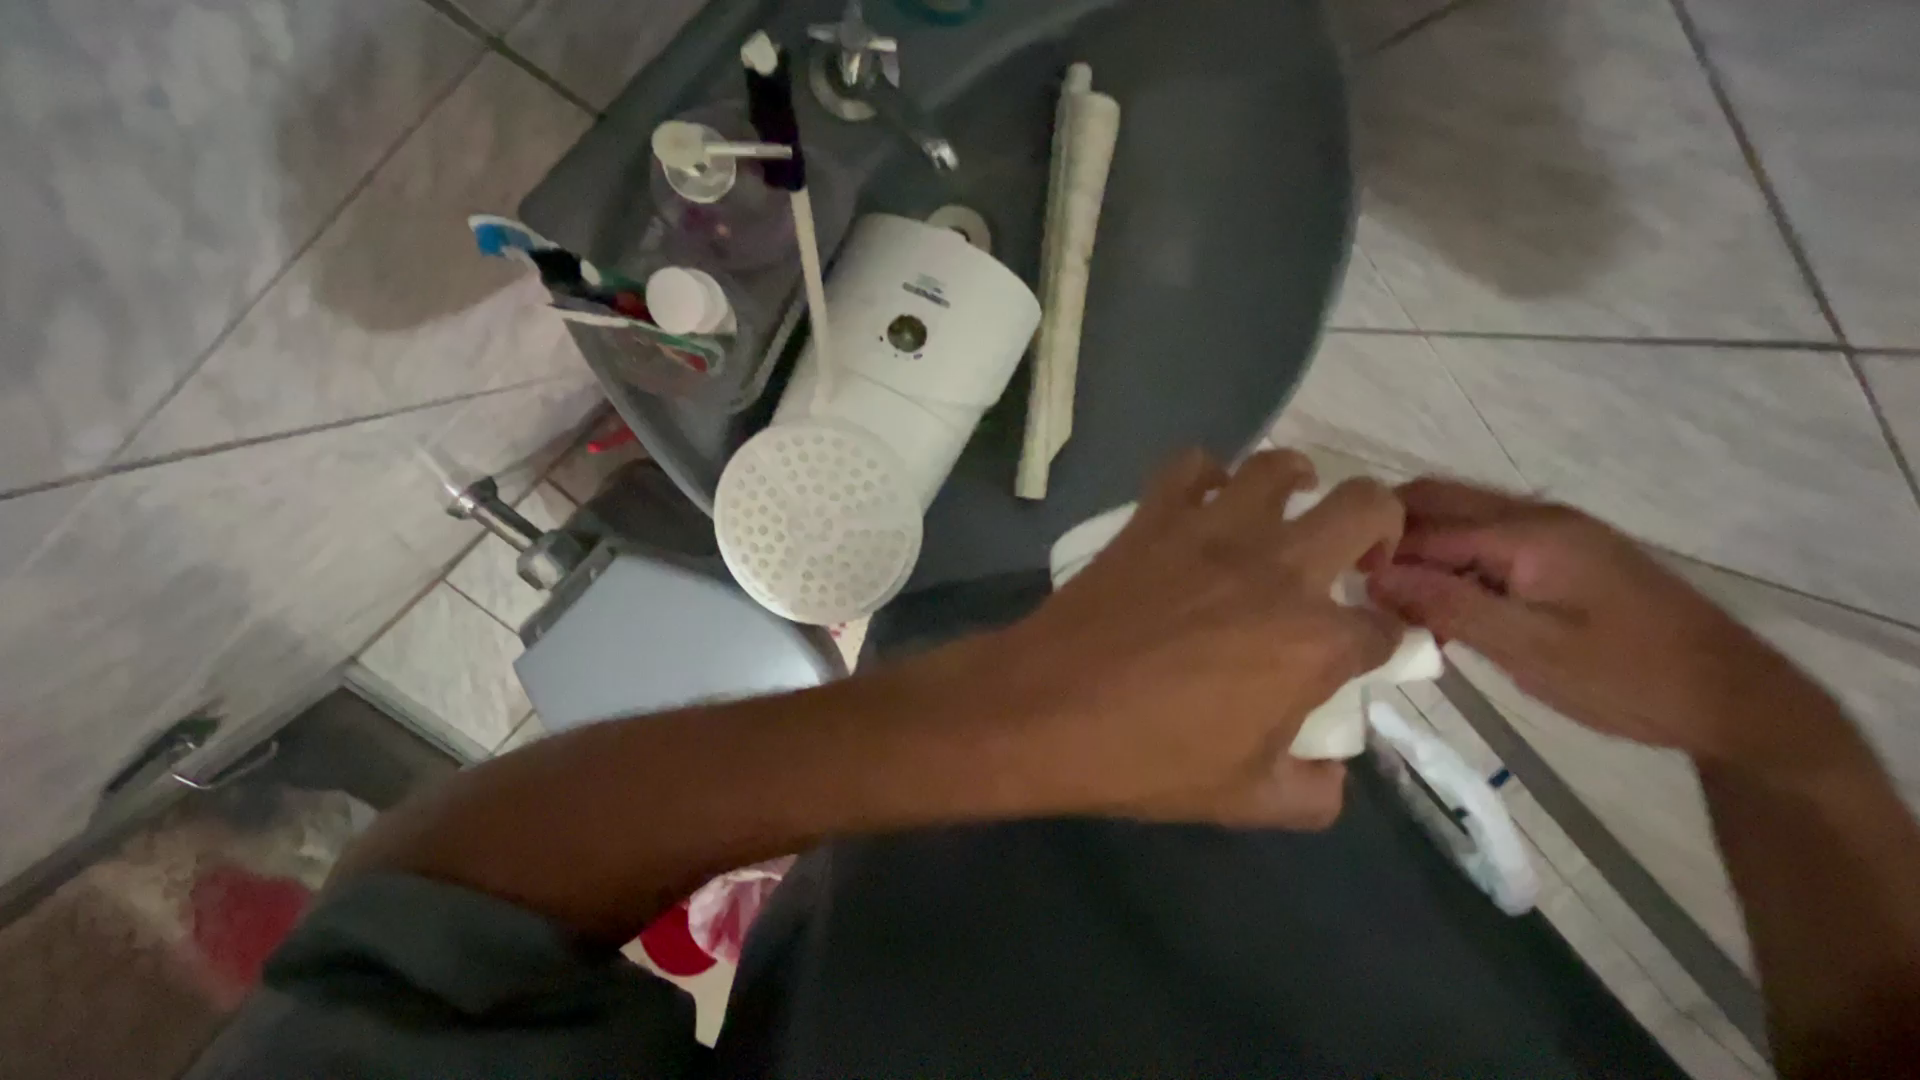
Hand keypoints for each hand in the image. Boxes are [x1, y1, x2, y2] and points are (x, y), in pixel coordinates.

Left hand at [998, 448, 1404, 829]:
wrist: (1045, 710)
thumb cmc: (1147, 759)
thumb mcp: (1247, 800)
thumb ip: (1312, 791)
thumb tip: (1331, 769)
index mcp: (1312, 642)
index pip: (1383, 629)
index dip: (1384, 643)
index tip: (1366, 653)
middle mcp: (1277, 570)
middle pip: (1367, 509)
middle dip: (1383, 528)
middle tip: (1359, 558)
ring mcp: (1212, 532)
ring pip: (1280, 466)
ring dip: (1300, 483)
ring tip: (1291, 510)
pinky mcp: (1154, 518)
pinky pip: (1191, 467)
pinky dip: (1208, 476)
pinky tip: (1207, 503)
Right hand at [1366, 479, 1856, 776]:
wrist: (1734, 699)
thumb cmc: (1627, 679)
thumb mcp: (1529, 649)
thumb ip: (1449, 607)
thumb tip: (1373, 578)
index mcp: (1530, 532)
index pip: (1425, 526)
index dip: (1376, 552)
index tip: (1337, 587)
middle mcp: (1539, 516)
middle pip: (1439, 502)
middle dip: (1389, 534)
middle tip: (1355, 585)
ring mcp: (1556, 532)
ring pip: (1460, 519)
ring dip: (1419, 549)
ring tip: (1392, 600)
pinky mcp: (1565, 554)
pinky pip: (1487, 541)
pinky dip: (1451, 563)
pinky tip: (1442, 606)